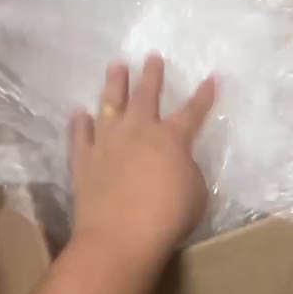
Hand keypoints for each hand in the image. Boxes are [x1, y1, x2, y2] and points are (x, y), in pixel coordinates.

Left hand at [67, 55, 216, 265]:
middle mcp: (138, 132)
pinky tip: (80, 112)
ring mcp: (106, 145)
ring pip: (110, 106)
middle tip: (151, 57)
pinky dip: (80, 122)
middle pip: (145, 97)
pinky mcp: (83, 162)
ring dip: (114, 85)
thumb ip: (187, 167)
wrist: (120, 236)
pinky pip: (80, 136)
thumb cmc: (170, 214)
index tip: (211, 77)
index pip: (193, 111)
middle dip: (151, 76)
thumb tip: (176, 160)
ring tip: (116, 67)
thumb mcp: (196, 189)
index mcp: (172, 138)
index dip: (204, 95)